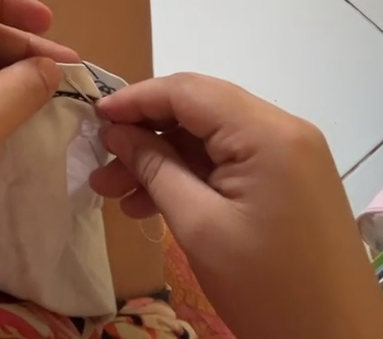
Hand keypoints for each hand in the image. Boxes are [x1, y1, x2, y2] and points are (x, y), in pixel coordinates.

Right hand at [89, 74, 382, 338]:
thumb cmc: (270, 290)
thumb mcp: (200, 226)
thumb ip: (154, 167)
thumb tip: (115, 131)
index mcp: (267, 132)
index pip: (186, 90)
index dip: (135, 98)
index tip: (93, 116)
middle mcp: (282, 130)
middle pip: (197, 107)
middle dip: (145, 130)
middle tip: (101, 157)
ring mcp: (289, 155)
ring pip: (207, 135)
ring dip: (161, 155)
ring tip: (114, 189)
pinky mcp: (289, 180)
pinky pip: (227, 159)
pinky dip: (189, 173)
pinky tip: (151, 202)